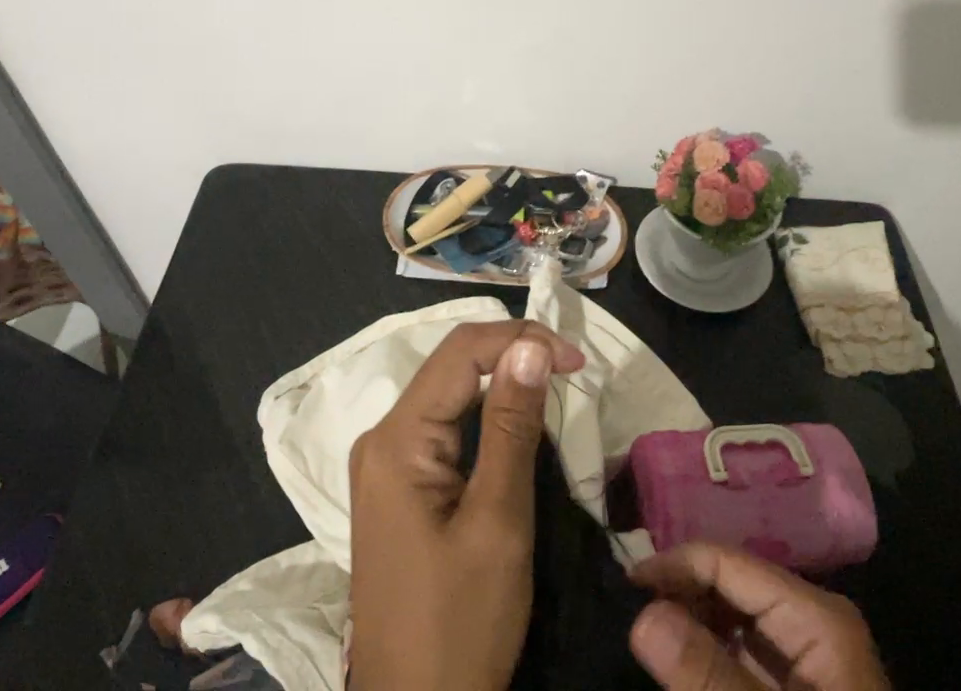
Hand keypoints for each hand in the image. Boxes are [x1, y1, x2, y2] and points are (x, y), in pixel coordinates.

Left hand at [347, 320, 586, 690]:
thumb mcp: (497, 521)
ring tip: (556, 387)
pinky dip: (482, 417)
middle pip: (448, 368)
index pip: (459, 353)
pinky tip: (515, 423)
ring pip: (446, 396)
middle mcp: (381, 439)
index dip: (520, 340)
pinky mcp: (397, 489)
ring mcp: (384, 466)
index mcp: (396, 440)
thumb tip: (529, 347)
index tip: (579, 361)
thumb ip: (511, 428)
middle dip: (511, 355)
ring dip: (499, 383)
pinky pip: (441, 431)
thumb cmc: (460, 621)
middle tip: (574, 371)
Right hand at [629, 542, 888, 690]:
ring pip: (727, 615)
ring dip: (685, 626)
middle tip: (624, 625)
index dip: (668, 569)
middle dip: (675, 598)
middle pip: (724, 583)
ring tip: (643, 647)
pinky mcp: (792, 682)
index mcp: (814, 614)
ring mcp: (801, 651)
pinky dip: (704, 654)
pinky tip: (680, 671)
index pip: (723, 561)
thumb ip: (710, 676)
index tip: (619, 597)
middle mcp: (808, 618)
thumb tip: (642, 616)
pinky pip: (737, 649)